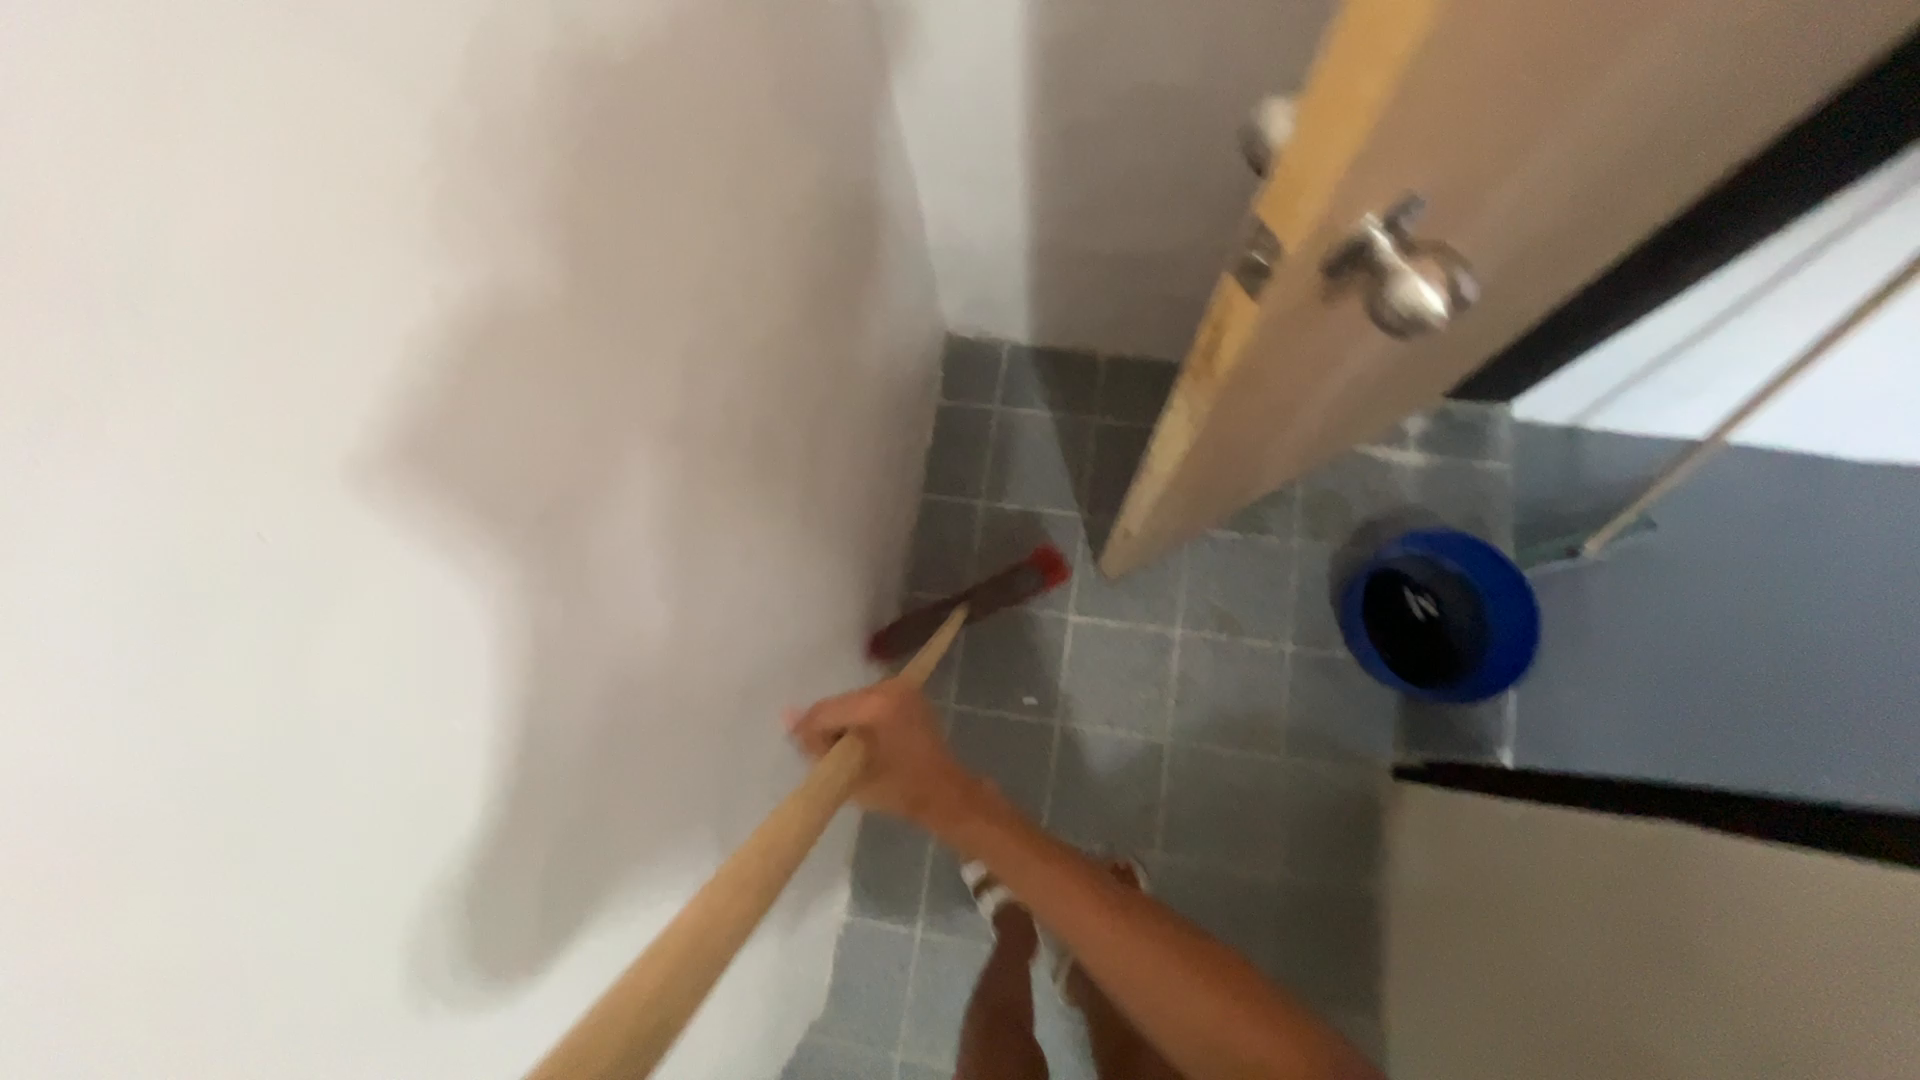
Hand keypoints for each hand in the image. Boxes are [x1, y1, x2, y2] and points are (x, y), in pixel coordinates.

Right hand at [786, 680, 985, 832]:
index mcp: (877, 706)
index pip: (826, 711)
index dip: (808, 730)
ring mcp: (902, 688)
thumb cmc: (898, 790)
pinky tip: (862, 739)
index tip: (799, 748)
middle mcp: (889, 687)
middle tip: (824, 754)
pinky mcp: (908, 693)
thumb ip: (818, 747)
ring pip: (854, 701)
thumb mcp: (851, 774)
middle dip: (827, 726)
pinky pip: (871, 701)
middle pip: (840, 703)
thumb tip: (786, 718)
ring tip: (844, 749)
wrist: (944, 791)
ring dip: (844, 721)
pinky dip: (861, 717)